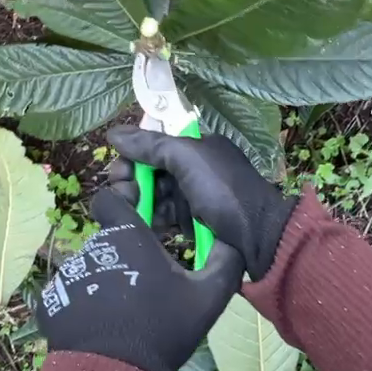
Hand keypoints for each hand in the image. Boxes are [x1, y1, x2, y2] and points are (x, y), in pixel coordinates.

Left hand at [35, 182, 244, 370]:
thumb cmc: (164, 330)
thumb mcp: (209, 296)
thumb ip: (226, 260)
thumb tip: (233, 237)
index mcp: (127, 236)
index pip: (110, 198)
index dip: (122, 204)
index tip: (137, 221)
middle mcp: (92, 247)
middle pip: (107, 237)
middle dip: (123, 252)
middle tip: (143, 281)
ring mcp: (67, 276)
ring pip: (90, 266)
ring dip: (104, 279)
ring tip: (124, 310)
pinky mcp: (51, 303)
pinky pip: (71, 293)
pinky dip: (83, 304)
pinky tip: (102, 327)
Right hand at [105, 126, 295, 280]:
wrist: (258, 237)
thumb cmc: (223, 190)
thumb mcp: (189, 159)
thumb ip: (153, 145)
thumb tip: (113, 133)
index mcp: (198, 147)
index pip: (155, 145)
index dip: (133, 156)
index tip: (118, 172)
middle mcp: (194, 169)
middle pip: (151, 171)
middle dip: (132, 181)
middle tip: (120, 194)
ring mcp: (193, 197)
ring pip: (154, 195)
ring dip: (138, 202)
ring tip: (127, 212)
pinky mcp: (192, 223)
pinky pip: (163, 217)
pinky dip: (150, 219)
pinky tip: (138, 225)